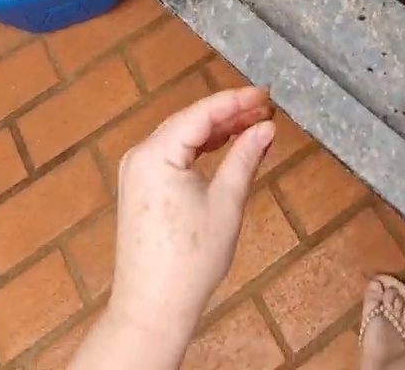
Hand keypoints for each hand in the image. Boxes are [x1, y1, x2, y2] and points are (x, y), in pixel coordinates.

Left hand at [75, 87, 275, 369]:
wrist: (152, 310)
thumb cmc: (190, 261)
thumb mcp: (226, 204)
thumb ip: (245, 158)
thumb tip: (266, 128)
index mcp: (155, 154)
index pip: (200, 114)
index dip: (235, 101)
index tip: (265, 94)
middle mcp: (140, 155)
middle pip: (190, 122)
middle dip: (228, 114)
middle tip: (264, 107)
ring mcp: (137, 171)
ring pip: (182, 137)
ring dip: (216, 130)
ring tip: (253, 123)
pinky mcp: (141, 187)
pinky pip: (174, 155)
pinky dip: (200, 149)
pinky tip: (226, 145)